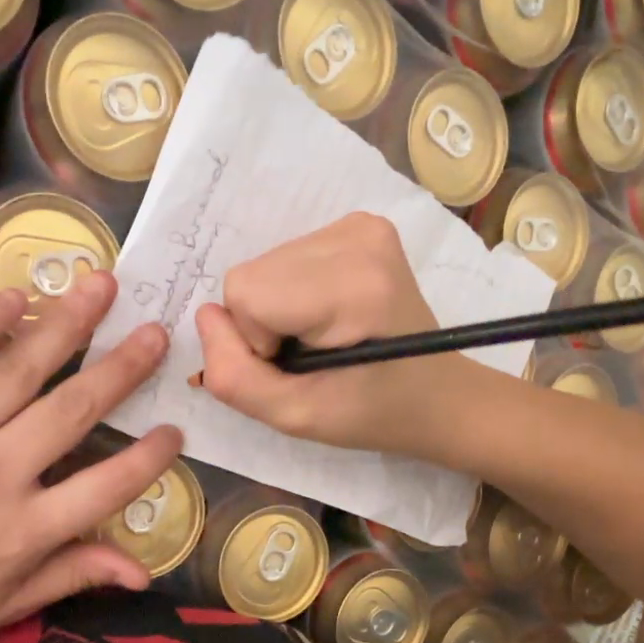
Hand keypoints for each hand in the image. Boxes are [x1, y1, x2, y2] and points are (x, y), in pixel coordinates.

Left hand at [0, 273, 179, 642]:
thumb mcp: (1, 609)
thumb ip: (72, 575)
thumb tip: (142, 569)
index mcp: (23, 532)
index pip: (109, 484)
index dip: (150, 456)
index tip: (175, 427)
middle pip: (73, 410)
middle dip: (122, 368)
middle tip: (155, 330)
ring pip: (14, 371)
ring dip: (65, 325)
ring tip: (101, 286)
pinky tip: (12, 297)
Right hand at [195, 212, 483, 451]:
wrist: (437, 394)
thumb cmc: (372, 413)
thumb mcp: (295, 417)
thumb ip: (236, 376)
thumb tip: (206, 317)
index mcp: (353, 285)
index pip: (246, 290)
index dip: (255, 339)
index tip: (297, 366)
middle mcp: (358, 236)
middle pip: (252, 274)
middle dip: (263, 323)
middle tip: (309, 356)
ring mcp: (361, 225)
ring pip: (265, 265)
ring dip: (278, 309)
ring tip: (322, 338)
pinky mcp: (360, 225)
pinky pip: (286, 256)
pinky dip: (293, 292)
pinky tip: (329, 316)